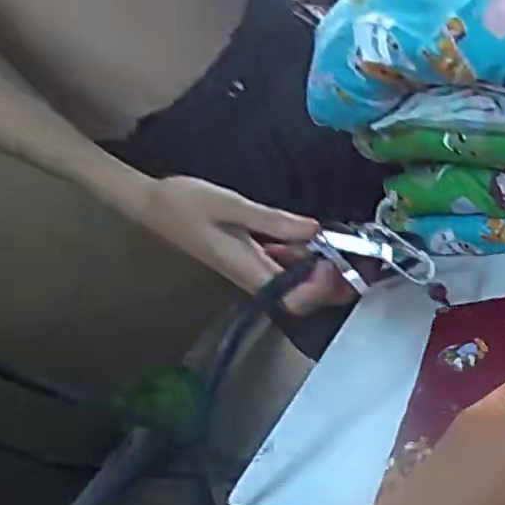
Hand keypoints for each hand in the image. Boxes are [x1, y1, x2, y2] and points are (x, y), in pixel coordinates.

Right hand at [129, 176, 322, 298]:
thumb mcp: (230, 205)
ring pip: (304, 286)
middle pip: (307, 300)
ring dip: (327, 270)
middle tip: (351, 255)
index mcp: (250, 272)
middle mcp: (259, 281)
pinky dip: (311, 258)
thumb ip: (273, 221)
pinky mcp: (262, 265)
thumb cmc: (184, 204)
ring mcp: (261, 274)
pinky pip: (294, 270)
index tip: (330, 261)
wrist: (153, 205)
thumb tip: (314, 228)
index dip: (320, 289)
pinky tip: (316, 239)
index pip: (295, 300)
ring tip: (340, 244)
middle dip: (335, 283)